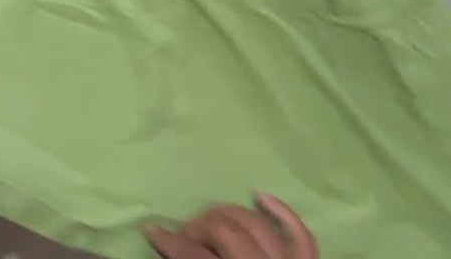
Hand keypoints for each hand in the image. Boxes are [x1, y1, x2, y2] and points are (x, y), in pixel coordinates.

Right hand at [145, 194, 316, 258]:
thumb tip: (165, 250)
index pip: (194, 256)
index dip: (169, 242)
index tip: (151, 231)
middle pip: (224, 231)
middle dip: (196, 228)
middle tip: (182, 237)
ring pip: (254, 224)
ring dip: (226, 215)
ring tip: (209, 222)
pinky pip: (300, 235)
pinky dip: (280, 212)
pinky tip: (258, 197)